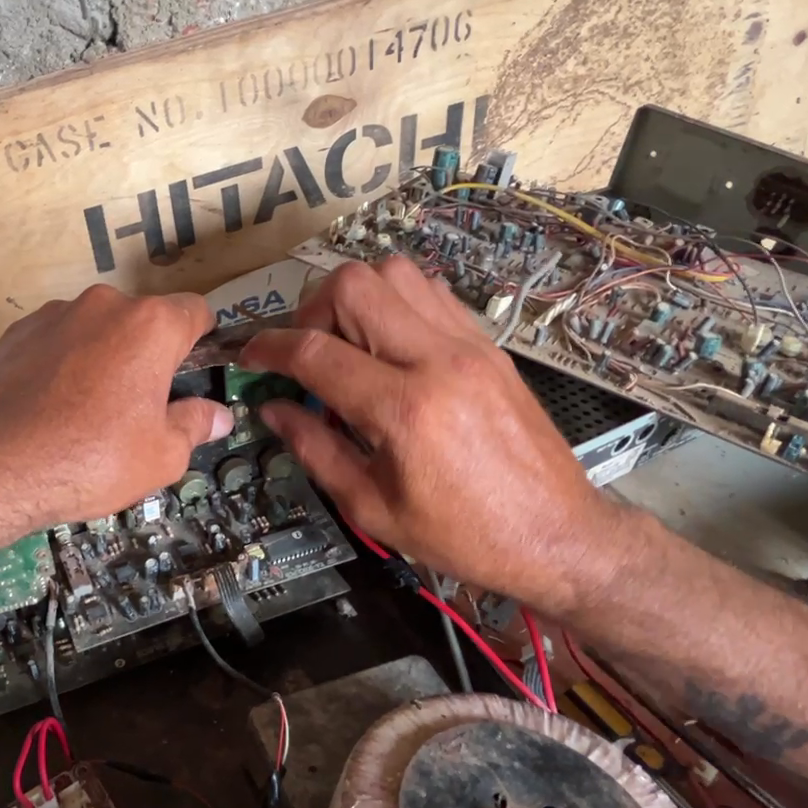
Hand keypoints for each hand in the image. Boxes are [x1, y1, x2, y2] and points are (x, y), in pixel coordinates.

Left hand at [0, 285, 233, 529]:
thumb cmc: (92, 461)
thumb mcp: (162, 455)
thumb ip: (195, 425)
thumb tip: (218, 414)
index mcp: (150, 326)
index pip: (195, 311)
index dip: (200, 340)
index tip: (191, 373)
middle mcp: (103, 305)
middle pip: (141, 321)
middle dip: (146, 355)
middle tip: (138, 407)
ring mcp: (53, 315)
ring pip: (95, 329)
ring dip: (101, 357)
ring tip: (85, 412)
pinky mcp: (14, 333)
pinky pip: (54, 342)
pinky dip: (60, 364)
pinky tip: (48, 408)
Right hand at [238, 257, 629, 610]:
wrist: (556, 534)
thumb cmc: (459, 535)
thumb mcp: (370, 506)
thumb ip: (313, 449)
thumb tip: (271, 408)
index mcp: (404, 409)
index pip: (316, 351)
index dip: (270, 349)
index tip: (251, 358)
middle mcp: (437, 360)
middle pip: (354, 285)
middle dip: (312, 310)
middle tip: (307, 353)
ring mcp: (469, 344)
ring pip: (394, 273)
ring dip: (355, 298)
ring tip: (347, 345)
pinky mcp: (488, 344)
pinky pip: (430, 291)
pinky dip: (394, 303)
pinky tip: (388, 345)